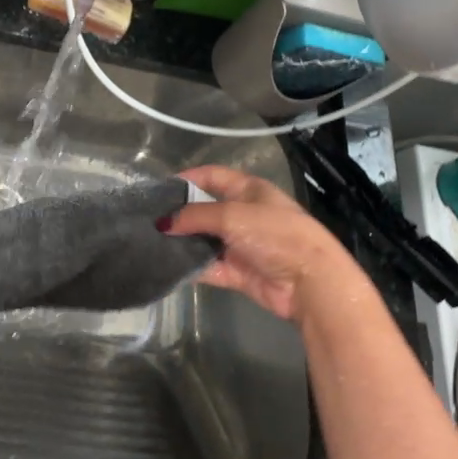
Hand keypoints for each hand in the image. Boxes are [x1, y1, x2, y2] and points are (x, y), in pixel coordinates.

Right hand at [166, 166, 347, 319]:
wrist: (309, 282)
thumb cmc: (274, 235)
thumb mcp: (232, 215)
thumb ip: (194, 216)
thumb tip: (163, 222)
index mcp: (249, 190)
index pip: (213, 176)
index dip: (187, 178)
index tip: (159, 187)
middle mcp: (244, 215)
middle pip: (205, 210)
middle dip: (180, 214)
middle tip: (148, 218)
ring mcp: (241, 245)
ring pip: (204, 240)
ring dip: (183, 242)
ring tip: (151, 242)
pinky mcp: (238, 272)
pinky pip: (209, 267)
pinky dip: (191, 267)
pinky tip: (167, 265)